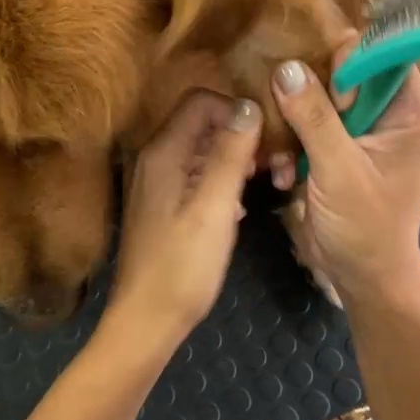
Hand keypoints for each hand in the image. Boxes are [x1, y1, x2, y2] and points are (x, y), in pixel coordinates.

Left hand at [106, 90, 262, 337]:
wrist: (147, 318)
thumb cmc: (183, 265)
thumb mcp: (214, 207)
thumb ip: (230, 154)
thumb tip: (249, 106)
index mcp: (163, 152)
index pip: (201, 101)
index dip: (238, 112)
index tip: (266, 140)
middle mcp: (154, 158)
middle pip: (201, 123)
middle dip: (239, 136)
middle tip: (272, 166)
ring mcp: (156, 182)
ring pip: (201, 150)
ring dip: (233, 161)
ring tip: (261, 185)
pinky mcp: (162, 204)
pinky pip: (195, 175)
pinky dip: (219, 182)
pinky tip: (237, 211)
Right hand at [271, 59, 419, 300]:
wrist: (364, 278)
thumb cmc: (365, 226)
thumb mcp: (338, 169)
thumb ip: (314, 117)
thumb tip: (287, 67)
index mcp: (409, 110)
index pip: (381, 53)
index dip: (348, 61)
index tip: (323, 89)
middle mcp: (389, 112)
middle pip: (343, 72)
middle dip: (309, 93)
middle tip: (288, 116)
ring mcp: (362, 131)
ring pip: (319, 99)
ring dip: (293, 123)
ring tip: (281, 155)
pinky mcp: (338, 148)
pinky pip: (309, 125)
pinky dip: (291, 144)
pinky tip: (280, 172)